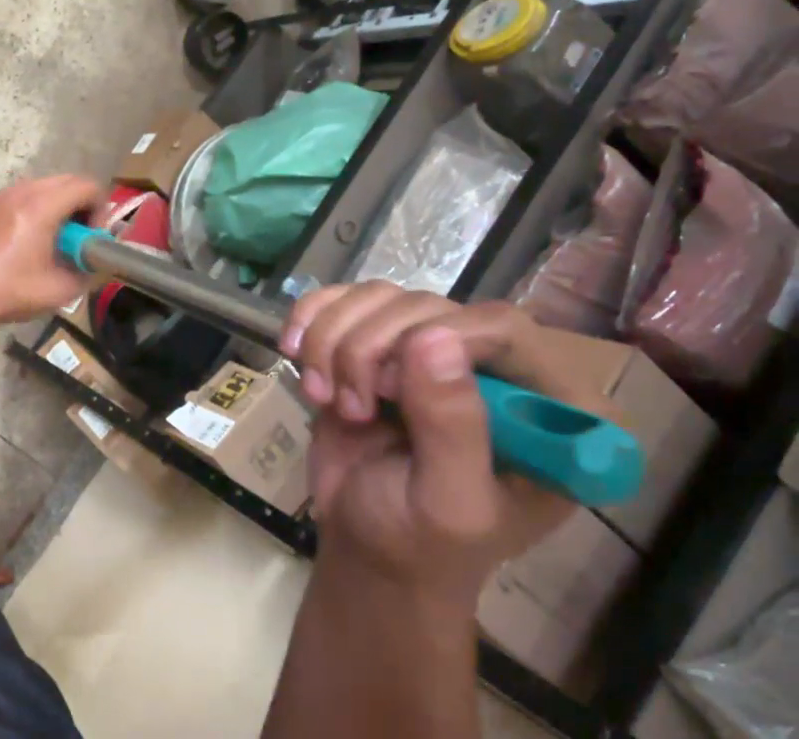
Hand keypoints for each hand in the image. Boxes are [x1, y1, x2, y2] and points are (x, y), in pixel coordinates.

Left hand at [0, 174, 103, 328]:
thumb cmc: (10, 291)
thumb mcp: (62, 289)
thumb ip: (89, 270)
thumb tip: (95, 260)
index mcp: (42, 206)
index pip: (88, 187)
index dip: (100, 211)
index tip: (89, 240)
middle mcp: (23, 191)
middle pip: (69, 182)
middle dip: (83, 208)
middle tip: (78, 241)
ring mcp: (4, 195)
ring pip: (48, 187)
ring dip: (61, 207)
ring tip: (57, 243)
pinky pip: (28, 195)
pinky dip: (41, 209)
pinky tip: (34, 241)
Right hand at [279, 282, 613, 599]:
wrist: (367, 546)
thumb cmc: (422, 542)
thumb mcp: (448, 504)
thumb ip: (452, 428)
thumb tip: (433, 339)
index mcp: (551, 408)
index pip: (503, 329)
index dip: (436, 337)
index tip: (384, 386)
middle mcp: (498, 366)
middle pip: (428, 307)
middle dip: (368, 350)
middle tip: (348, 407)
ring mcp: (432, 353)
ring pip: (378, 298)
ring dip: (332, 340)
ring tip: (323, 396)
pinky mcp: (376, 347)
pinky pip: (341, 302)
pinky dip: (309, 322)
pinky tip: (294, 356)